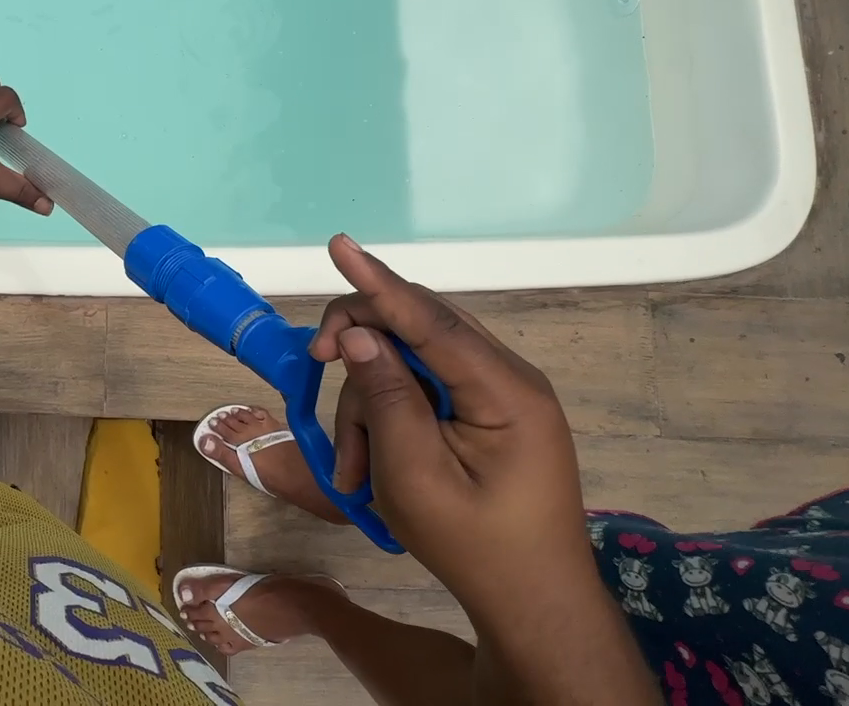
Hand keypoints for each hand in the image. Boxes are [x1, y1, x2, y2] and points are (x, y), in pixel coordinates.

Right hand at [311, 235, 593, 620]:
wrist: (531, 604)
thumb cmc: (473, 546)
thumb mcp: (414, 475)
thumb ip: (386, 397)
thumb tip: (357, 336)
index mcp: (505, 393)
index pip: (430, 320)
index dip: (378, 282)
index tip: (339, 244)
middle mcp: (506, 379)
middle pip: (414, 327)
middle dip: (359, 347)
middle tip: (317, 364)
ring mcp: (495, 393)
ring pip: (405, 360)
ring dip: (366, 403)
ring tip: (355, 468)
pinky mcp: (480, 409)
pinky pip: (415, 387)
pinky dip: (383, 415)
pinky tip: (370, 462)